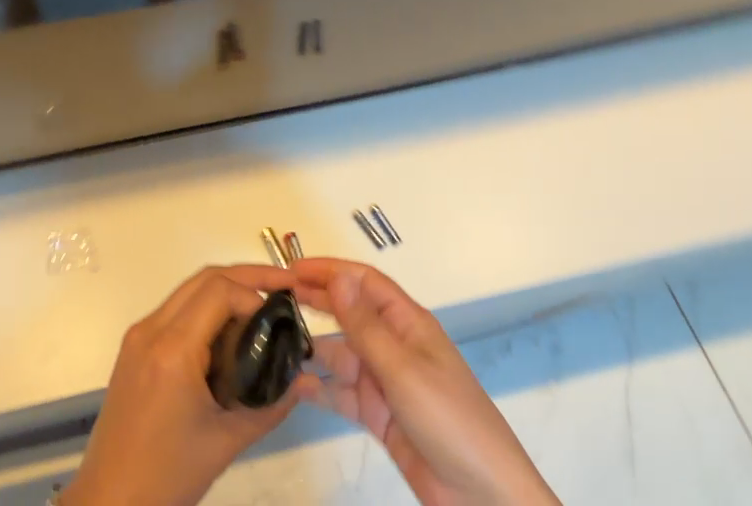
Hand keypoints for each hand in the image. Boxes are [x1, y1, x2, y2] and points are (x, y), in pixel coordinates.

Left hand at [65, 265, 309, 505]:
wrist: (110, 501)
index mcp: (172, 348)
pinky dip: (205, 312)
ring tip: (263, 312)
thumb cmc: (167, 473)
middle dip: (246, 279)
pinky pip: (175, 313)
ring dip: (225, 293)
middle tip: (284, 288)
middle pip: (204, 279)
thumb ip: (271, 405)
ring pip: (188, 292)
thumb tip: (306, 379)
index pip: (219, 290)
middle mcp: (150, 330)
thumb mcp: (227, 441)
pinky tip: (230, 337)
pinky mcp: (133, 351)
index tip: (281, 319)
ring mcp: (138, 338)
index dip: (256, 293)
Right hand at [290, 259, 559, 505]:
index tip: (291, 269)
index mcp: (408, 324)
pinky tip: (292, 385)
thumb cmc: (448, 418)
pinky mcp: (378, 415)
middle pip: (350, 314)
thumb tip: (338, 276)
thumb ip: (365, 325)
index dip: (330, 271)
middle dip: (316, 302)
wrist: (480, 494)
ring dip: (312, 348)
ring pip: (341, 355)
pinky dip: (319, 388)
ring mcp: (385, 382)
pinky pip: (342, 394)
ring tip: (271, 343)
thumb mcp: (403, 368)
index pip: (365, 283)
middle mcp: (395, 346)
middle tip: (272, 298)